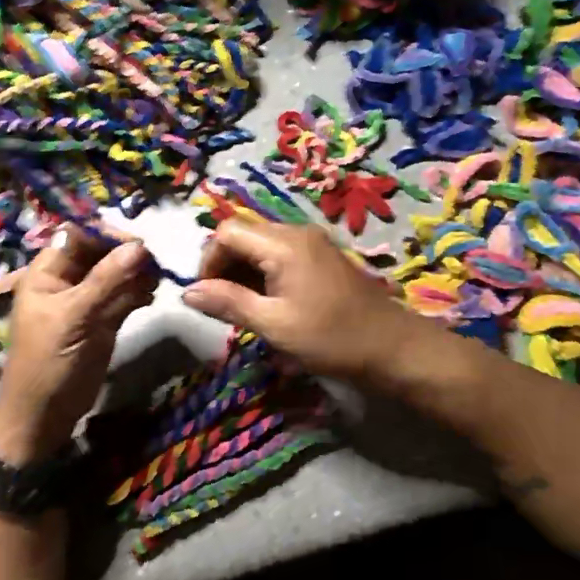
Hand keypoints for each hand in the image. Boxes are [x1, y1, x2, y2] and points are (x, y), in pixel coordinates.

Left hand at [0, 228, 155, 462]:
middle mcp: (66, 281)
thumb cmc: (47, 362)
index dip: (104, 233)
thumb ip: (106, 280)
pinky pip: (124, 296)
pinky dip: (139, 292)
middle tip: (153, 260)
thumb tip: (139, 246)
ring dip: (137, 271)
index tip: (135, 242)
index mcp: (46, 273)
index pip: (77, 235)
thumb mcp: (73, 317)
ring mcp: (86, 301)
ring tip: (158, 277)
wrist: (43, 417)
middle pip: (100, 252)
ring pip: (115, 273)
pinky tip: (153, 294)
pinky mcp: (103, 320)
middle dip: (126, 252)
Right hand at [181, 217, 434, 386]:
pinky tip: (267, 303)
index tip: (208, 296)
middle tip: (223, 305)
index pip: (227, 232)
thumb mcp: (273, 324)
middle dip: (224, 266)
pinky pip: (279, 254)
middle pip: (243, 234)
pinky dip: (263, 273)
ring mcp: (311, 243)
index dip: (208, 261)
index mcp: (283, 243)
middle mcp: (296, 232)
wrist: (393, 347)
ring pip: (260, 245)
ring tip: (244, 309)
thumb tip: (187, 292)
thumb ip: (228, 303)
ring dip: (243, 272)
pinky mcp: (320, 257)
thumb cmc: (330, 338)